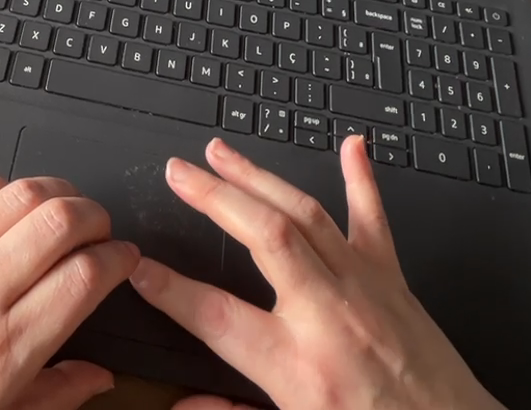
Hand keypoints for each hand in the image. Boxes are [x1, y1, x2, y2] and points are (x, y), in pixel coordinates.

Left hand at [0, 174, 138, 409]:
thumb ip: (57, 394)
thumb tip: (102, 373)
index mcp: (5, 349)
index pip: (84, 278)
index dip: (119, 258)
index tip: (126, 257)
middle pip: (60, 221)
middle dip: (96, 215)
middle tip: (101, 229)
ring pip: (21, 193)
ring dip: (57, 191)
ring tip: (67, 207)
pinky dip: (3, 186)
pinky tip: (12, 204)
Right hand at [130, 137, 503, 409]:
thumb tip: (182, 408)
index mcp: (301, 368)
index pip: (217, 318)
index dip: (170, 289)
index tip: (138, 265)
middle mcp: (330, 316)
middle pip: (264, 236)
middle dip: (214, 196)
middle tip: (178, 171)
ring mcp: (363, 287)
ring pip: (304, 214)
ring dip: (258, 176)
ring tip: (222, 152)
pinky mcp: (392, 277)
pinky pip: (374, 218)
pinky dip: (361, 179)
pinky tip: (352, 146)